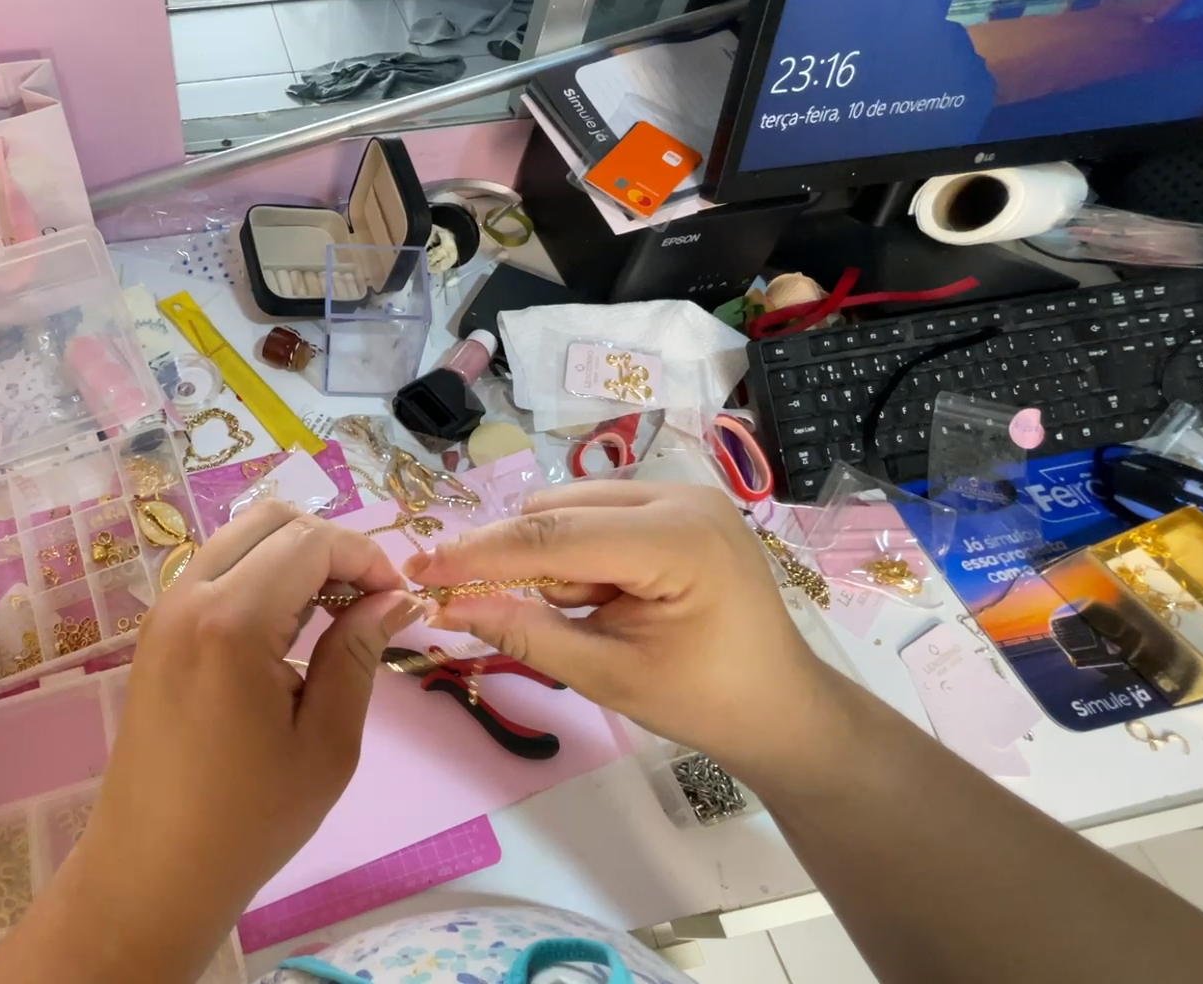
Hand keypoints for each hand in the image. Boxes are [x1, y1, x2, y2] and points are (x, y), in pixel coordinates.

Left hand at [83, 502, 429, 936]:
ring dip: (294, 554)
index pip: (311, 542)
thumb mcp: (326, 742)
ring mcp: (164, 609)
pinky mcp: (157, 629)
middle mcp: (189, 596)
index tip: (397, 599)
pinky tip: (286, 624)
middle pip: (273, 520)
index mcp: (232, 621)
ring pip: (241, 537)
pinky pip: (217, 568)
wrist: (149, 872)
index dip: (366, 556)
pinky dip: (261, 572)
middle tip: (366, 599)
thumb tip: (395, 597)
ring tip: (332, 610)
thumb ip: (358, 652)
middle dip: (331, 544)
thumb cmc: (248, 819)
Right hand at [404, 481, 840, 772]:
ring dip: (548, 559)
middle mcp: (678, 497)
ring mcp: (680, 493)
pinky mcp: (674, 503)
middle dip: (515, 561)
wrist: (782, 708)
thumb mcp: (605, 674)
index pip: (551, 537)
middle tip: (482, 604)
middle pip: (554, 513)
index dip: (477, 554)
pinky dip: (573, 553)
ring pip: (566, 508)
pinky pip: (590, 512)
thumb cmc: (703, 701)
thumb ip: (523, 633)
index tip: (420, 570)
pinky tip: (600, 594)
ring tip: (586, 613)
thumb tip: (447, 607)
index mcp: (676, 541)